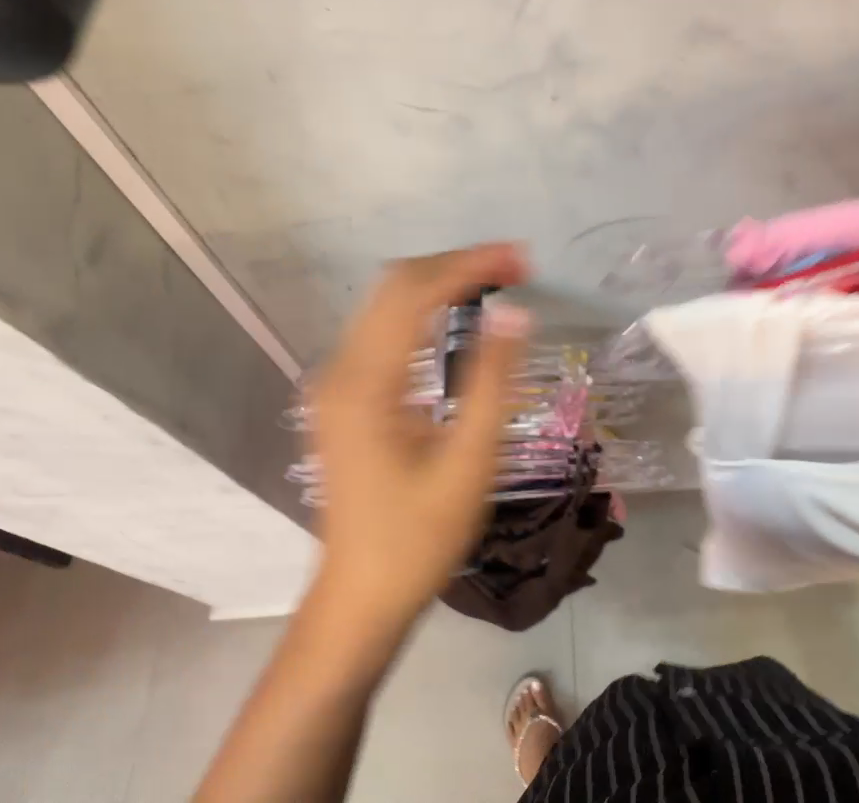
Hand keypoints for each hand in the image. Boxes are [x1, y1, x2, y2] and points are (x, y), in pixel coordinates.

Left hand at [305, 243, 530, 620]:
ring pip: (386, 305)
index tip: (523, 261)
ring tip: (497, 283)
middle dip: (456, 266)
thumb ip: (492, 382)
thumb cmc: (418, 540)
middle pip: (395, 287)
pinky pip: (384, 333)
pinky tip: (457, 321)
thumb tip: (515, 312)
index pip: (414, 293)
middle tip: (517, 268)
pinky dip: (423, 313)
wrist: (360, 598)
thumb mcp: (468, 464)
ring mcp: (335, 386)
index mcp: (365, 385)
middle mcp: (340, 373)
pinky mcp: (343, 401)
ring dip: (441, 284)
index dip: (470, 265)